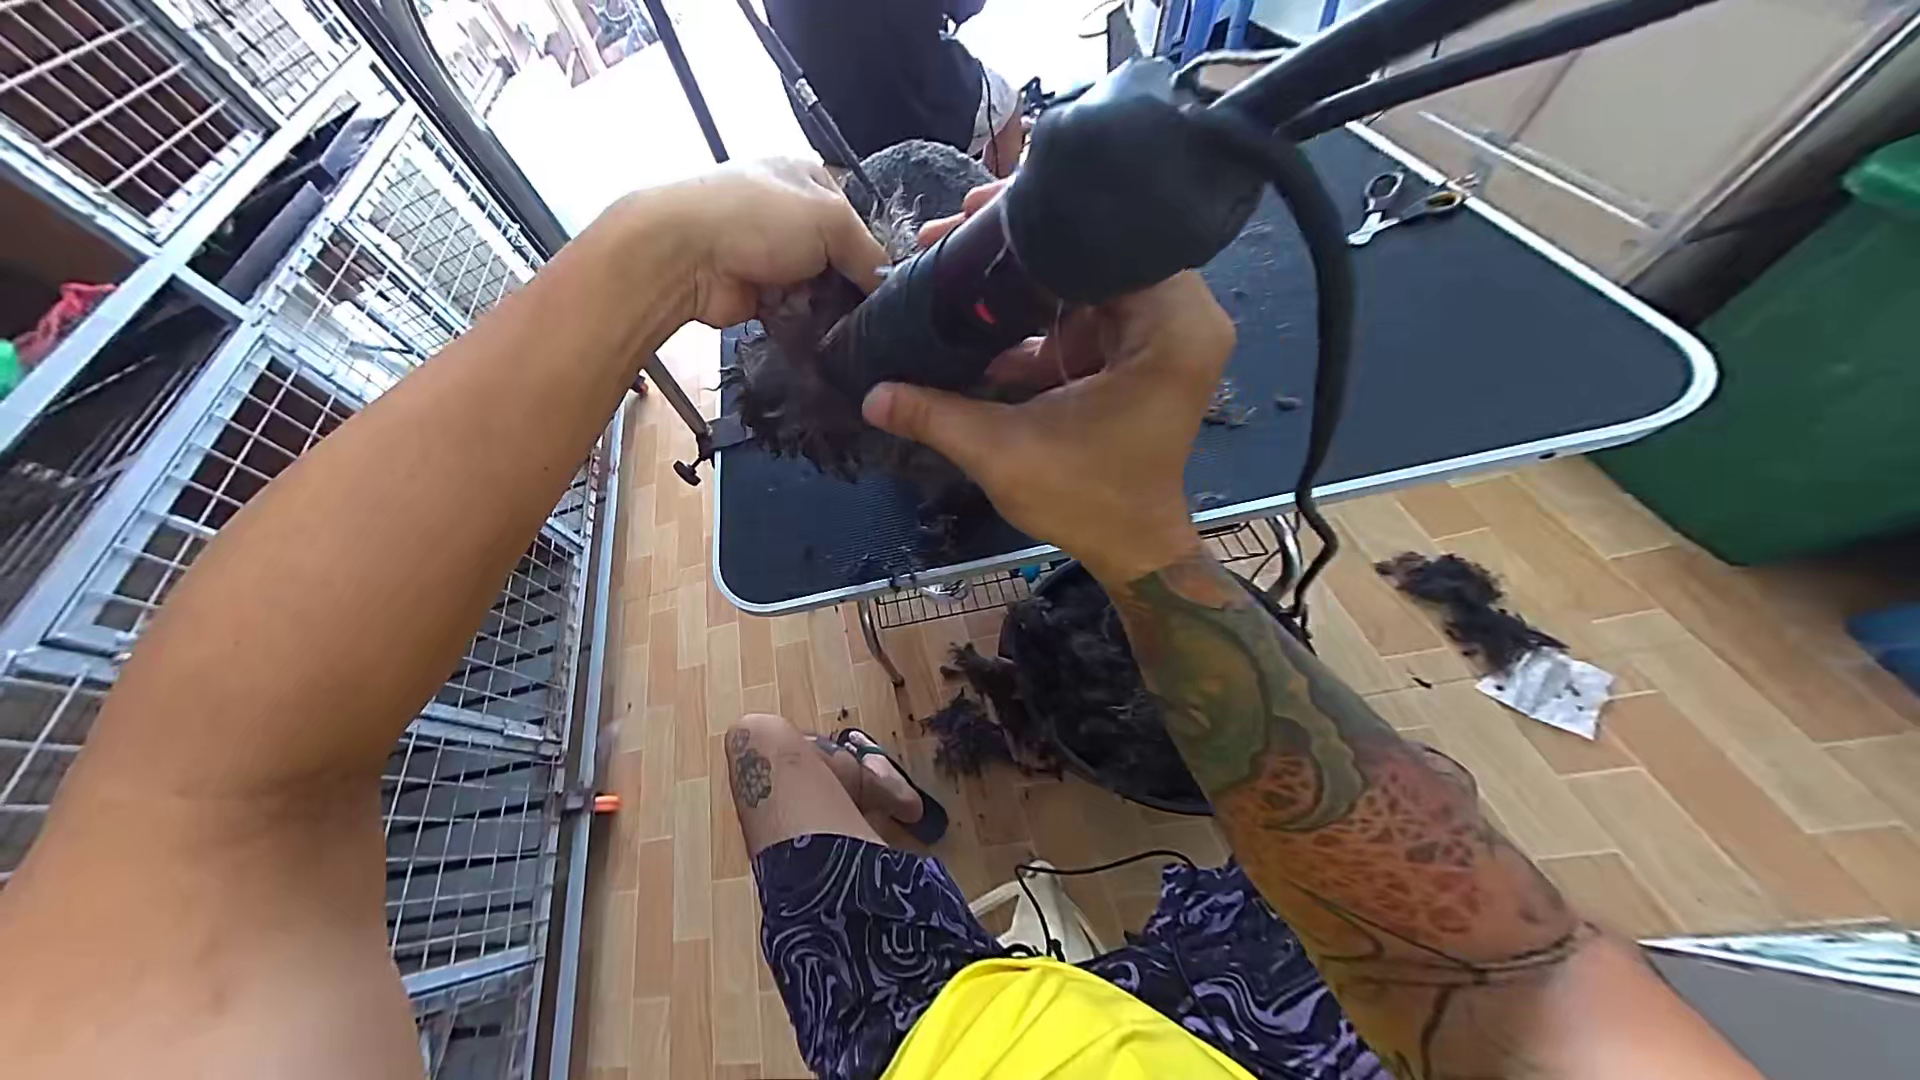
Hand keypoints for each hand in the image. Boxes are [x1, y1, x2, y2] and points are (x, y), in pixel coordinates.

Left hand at [634, 158, 887, 327]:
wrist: (687, 256)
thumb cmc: (757, 218)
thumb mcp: (830, 219)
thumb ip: (868, 251)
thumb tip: (886, 284)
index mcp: (808, 181)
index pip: (857, 220)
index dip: (871, 251)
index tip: (885, 282)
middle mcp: (791, 217)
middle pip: (840, 260)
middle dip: (849, 284)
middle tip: (863, 307)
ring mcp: (775, 258)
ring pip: (821, 291)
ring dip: (827, 306)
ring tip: (834, 317)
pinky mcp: (763, 295)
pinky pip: (799, 314)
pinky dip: (805, 322)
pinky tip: (811, 327)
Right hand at [863, 187, 1235, 583]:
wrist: (1130, 548)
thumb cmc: (1085, 503)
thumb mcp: (1003, 453)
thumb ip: (936, 415)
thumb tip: (871, 395)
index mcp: (1171, 329)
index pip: (1104, 238)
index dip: (1033, 222)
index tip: (971, 214)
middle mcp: (1184, 319)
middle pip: (1099, 251)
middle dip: (1024, 248)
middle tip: (955, 233)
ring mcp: (1168, 335)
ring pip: (1091, 279)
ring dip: (1029, 281)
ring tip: (962, 266)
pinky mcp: (1147, 354)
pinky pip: (1092, 312)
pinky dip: (1044, 318)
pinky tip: (991, 318)